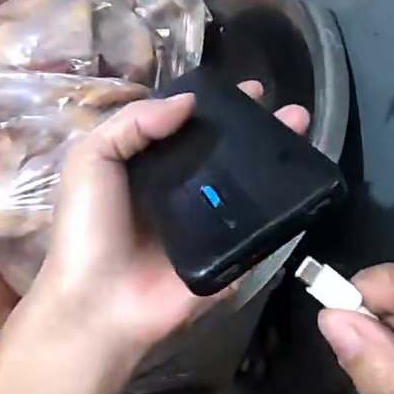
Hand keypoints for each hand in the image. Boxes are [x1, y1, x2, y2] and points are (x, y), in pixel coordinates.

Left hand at [19, 81, 311, 365]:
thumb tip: (189, 102)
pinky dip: (282, 200)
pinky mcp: (229, 250)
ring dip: (277, 155)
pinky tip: (304, 175)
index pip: (190, 125)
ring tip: (303, 126)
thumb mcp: (91, 160)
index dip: (218, 105)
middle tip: (288, 109)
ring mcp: (210, 219)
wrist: (101, 304)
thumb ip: (133, 123)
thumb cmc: (89, 228)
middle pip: (227, 148)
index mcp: (151, 164)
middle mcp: (184, 187)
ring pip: (249, 178)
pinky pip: (259, 221)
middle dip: (258, 125)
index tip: (249, 89)